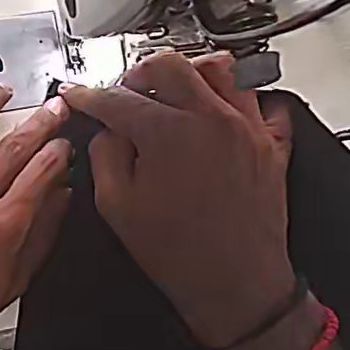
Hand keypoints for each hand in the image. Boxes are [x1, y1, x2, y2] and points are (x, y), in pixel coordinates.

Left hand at [0, 85, 72, 349]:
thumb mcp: (10, 283)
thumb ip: (41, 236)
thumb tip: (60, 200)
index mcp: (3, 227)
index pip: (43, 170)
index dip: (59, 150)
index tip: (62, 144)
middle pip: (15, 144)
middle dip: (41, 120)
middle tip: (50, 109)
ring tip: (0, 93)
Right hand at [61, 52, 296, 349]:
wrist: (235, 285)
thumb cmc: (178, 253)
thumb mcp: (116, 206)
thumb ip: (104, 154)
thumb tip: (107, 129)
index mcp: (168, 133)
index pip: (117, 98)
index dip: (89, 95)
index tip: (79, 95)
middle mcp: (211, 120)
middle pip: (169, 64)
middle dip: (137, 73)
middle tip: (125, 92)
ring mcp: (246, 128)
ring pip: (219, 67)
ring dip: (187, 73)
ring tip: (170, 93)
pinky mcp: (270, 144)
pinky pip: (259, 100)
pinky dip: (235, 97)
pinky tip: (216, 113)